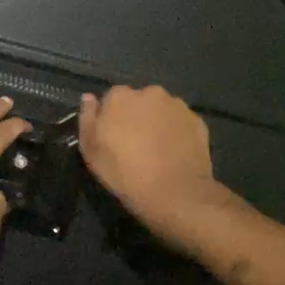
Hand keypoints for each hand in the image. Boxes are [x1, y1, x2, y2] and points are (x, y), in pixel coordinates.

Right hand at [77, 85, 242, 242]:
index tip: (112, 138)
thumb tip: (89, 98)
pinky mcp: (197, 120)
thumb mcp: (91, 151)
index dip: (111, 119)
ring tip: (156, 151)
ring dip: (157, 123)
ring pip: (161, 110)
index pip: (111, 99)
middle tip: (134, 145)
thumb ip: (87, 119)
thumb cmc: (124, 173)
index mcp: (120, 97)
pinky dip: (176, 133)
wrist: (173, 192)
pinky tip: (173, 154)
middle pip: (138, 101)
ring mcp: (177, 105)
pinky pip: (180, 123)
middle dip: (136, 117)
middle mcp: (150, 92)